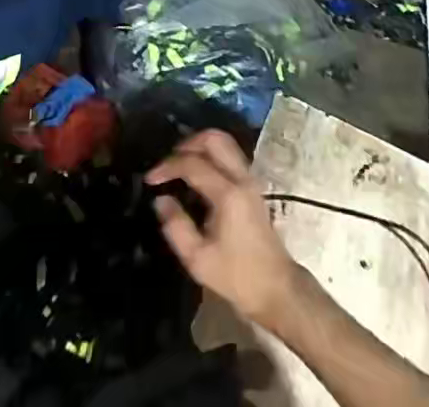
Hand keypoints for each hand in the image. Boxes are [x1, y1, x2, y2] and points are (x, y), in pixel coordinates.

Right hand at [146, 129, 306, 327]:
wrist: (278, 289)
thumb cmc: (237, 277)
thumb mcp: (198, 259)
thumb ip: (175, 226)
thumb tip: (160, 200)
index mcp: (228, 194)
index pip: (193, 164)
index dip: (167, 166)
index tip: (150, 179)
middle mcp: (242, 179)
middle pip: (215, 139)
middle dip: (186, 143)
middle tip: (168, 162)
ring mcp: (251, 181)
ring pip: (225, 144)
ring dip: (199, 147)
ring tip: (179, 165)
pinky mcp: (253, 187)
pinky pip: (230, 157)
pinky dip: (210, 156)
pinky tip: (196, 175)